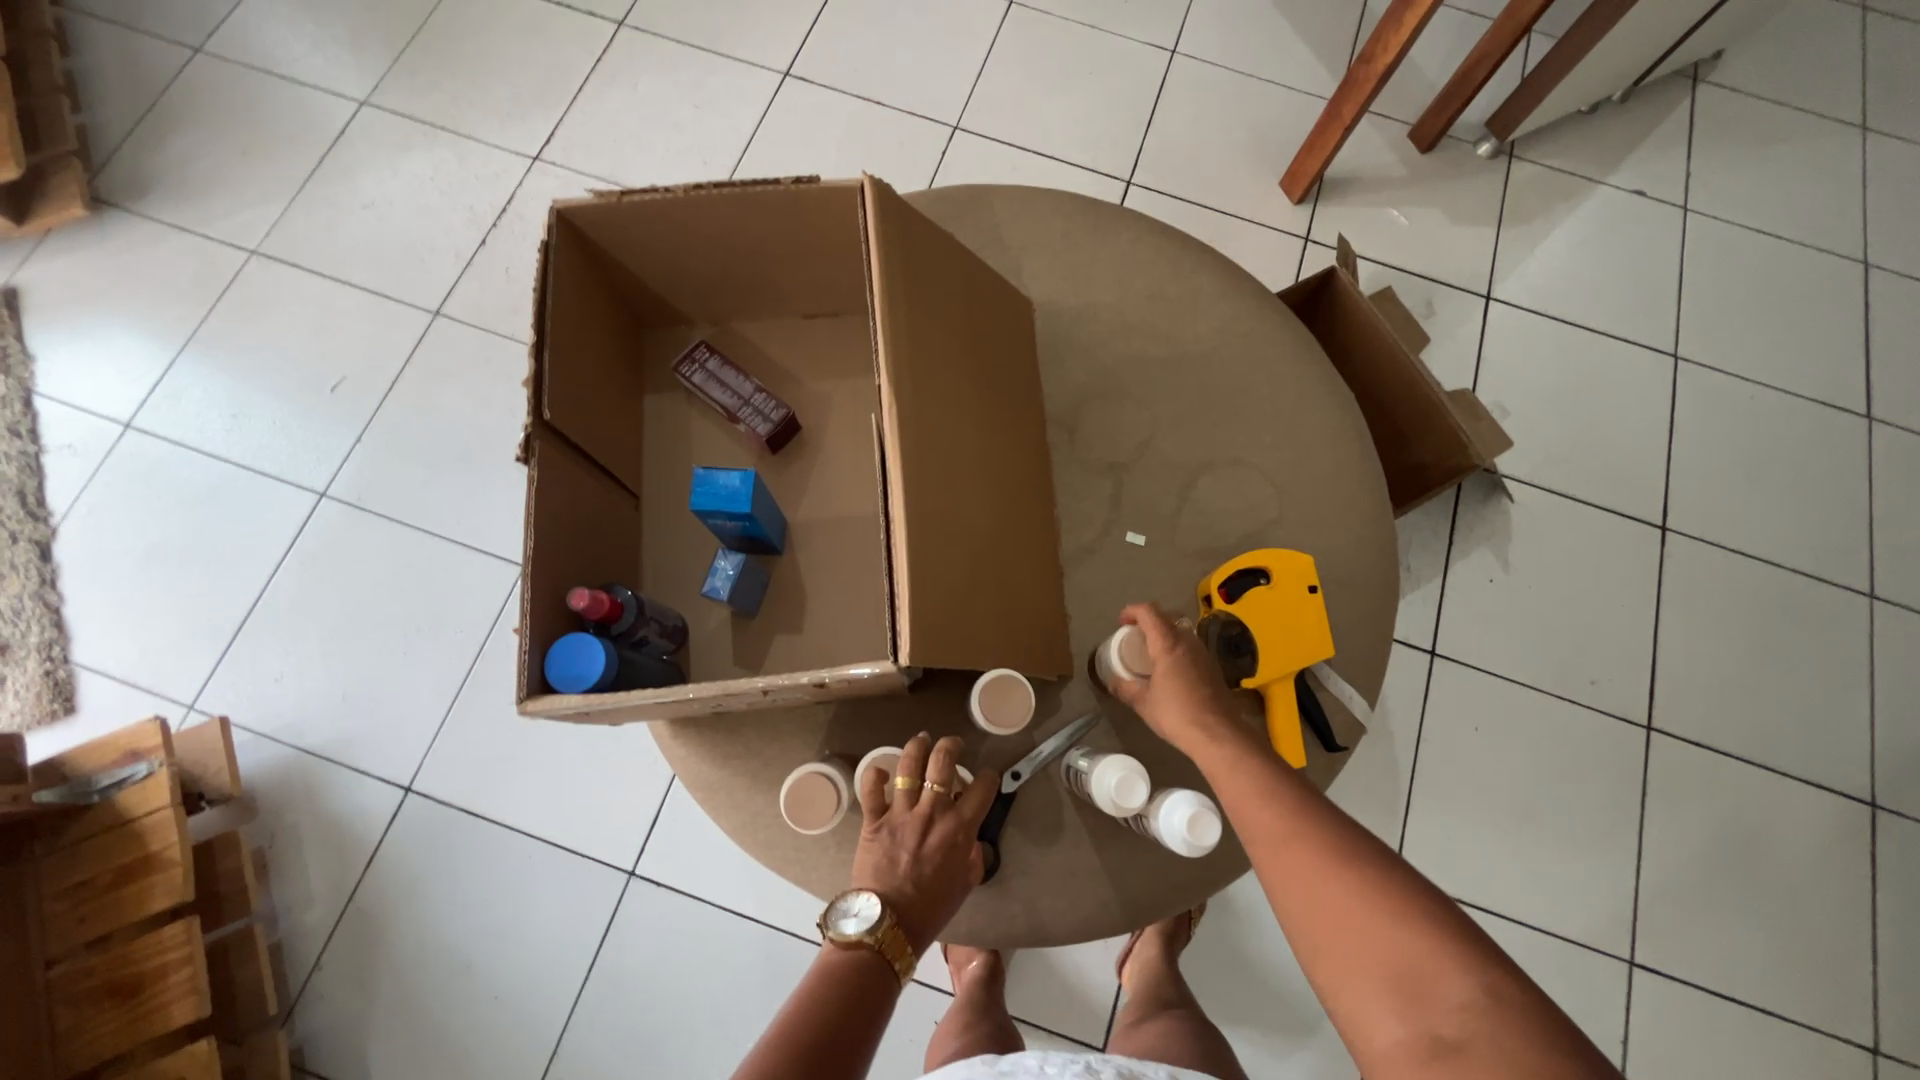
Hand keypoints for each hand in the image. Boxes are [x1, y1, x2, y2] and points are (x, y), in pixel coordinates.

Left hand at [851, 732, 997, 955]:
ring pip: (909, 765)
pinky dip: (876, 775)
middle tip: (952, 744)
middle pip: (943, 762)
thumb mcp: (965, 885)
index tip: (985, 777)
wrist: (889, 925)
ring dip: (917, 747)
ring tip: (921, 740)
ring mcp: (901, 813)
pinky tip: (882, 771)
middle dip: (951, 746)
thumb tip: (974, 842)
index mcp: (960, 828)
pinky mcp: (873, 819)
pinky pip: (872, 787)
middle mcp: (932, 812)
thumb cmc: (932, 908)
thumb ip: (973, 858)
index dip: (987, 777)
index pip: (982, 787)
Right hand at [1109, 603, 1252, 757]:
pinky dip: (1176, 648)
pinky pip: (1190, 646)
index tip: (1121, 623)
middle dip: (1149, 620)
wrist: (1219, 734)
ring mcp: (1203, 652)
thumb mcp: (1143, 703)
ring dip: (1165, 634)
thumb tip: (1112, 681)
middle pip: (1167, 616)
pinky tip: (1170, 669)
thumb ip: (1125, 688)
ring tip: (1151, 652)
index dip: (1132, 610)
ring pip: (1182, 630)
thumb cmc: (1177, 714)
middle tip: (1135, 636)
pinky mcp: (1212, 666)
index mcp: (1168, 643)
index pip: (1149, 612)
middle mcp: (1188, 641)